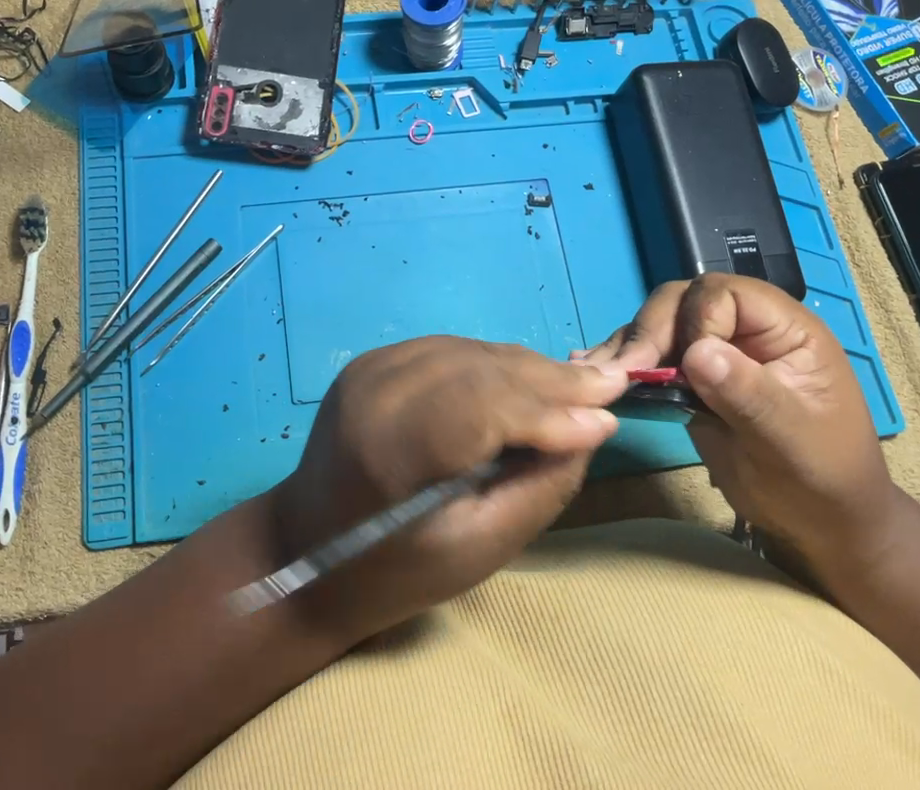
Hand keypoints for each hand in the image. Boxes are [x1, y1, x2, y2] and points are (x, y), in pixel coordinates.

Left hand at [269, 337, 628, 642]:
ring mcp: (370, 368)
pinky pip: (451, 351)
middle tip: (612, 386)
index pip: (482, 406)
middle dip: (551, 380)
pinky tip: (530, 378)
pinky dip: (495, 363)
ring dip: (529, 367)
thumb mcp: (479, 547)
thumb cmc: (395, 567)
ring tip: (582, 384)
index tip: (610, 417)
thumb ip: (539, 487)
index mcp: (391, 448)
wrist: (307, 541)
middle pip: (480, 368)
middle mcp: (375, 391)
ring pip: (470, 351)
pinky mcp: (374, 361)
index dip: (550, 410)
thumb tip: (591, 428)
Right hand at [580, 274, 901, 568]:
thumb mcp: (794, 440)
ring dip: (628, 348)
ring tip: (597, 376)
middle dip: (649, 332)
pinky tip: (597, 378)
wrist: (819, 522)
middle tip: (621, 374)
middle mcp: (745, 331)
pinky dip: (625, 367)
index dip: (696, 320)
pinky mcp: (691, 383)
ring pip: (660, 327)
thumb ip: (749, 394)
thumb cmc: (824, 478)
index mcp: (784, 330)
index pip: (724, 295)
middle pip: (682, 302)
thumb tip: (696, 351)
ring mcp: (716, 355)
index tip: (681, 369)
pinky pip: (653, 360)